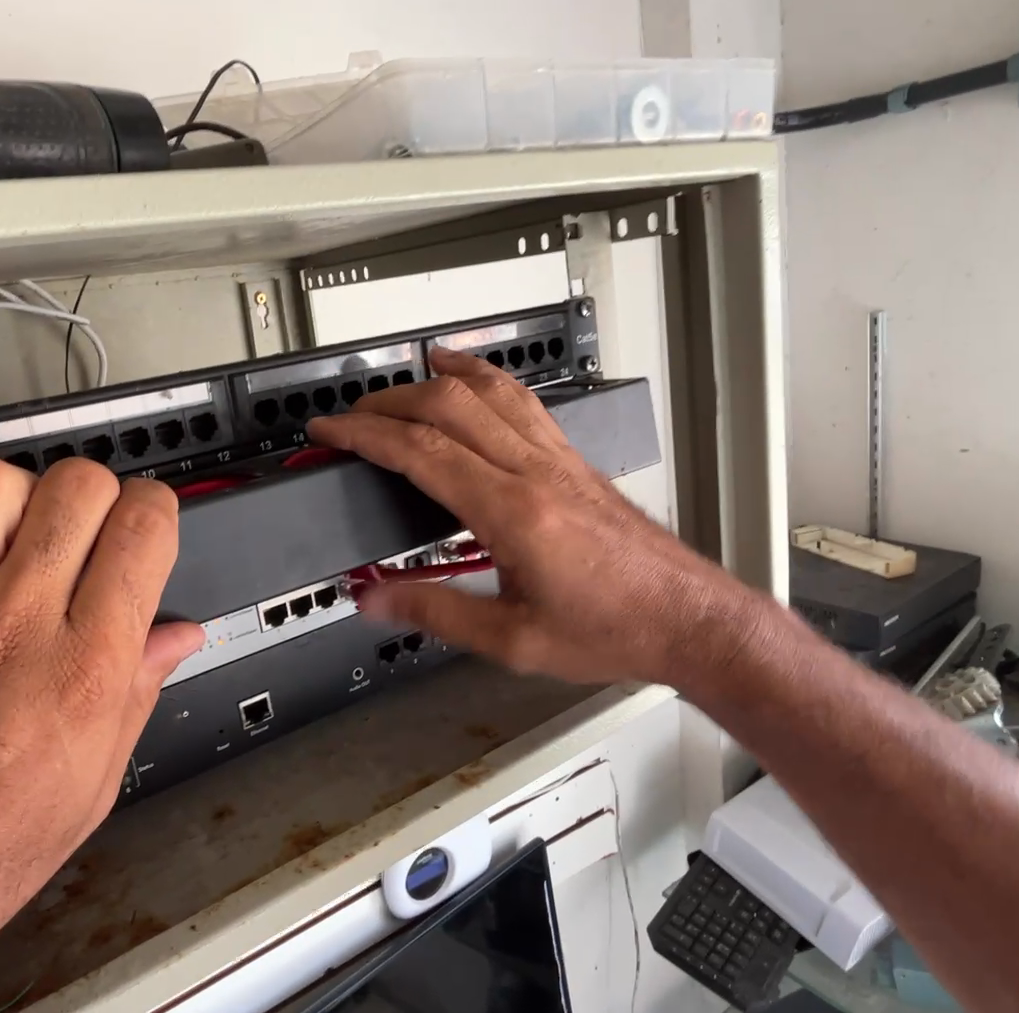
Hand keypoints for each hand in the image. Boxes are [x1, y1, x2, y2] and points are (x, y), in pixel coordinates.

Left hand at [0, 457, 201, 1012]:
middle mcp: (11, 628)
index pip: (143, 530)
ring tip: (16, 534)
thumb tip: (176, 638)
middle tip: (91, 532)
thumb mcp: (88, 793)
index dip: (156, 511)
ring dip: (12, 495)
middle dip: (97, 494)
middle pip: (75, 487)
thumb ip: (138, 695)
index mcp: (82, 673)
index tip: (148, 526)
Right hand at [309, 346, 768, 688]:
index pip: (421, 451)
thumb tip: (374, 600)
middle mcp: (535, 471)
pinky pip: (523, 401)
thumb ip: (436, 611)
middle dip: (388, 403)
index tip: (331, 429)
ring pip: (488, 391)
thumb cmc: (613, 629)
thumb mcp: (512, 641)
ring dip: (437, 379)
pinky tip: (476, 376)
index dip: (365, 434)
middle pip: (447, 406)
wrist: (687, 619)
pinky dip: (488, 379)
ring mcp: (557, 459)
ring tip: (404, 376)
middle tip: (352, 416)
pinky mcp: (572, 460)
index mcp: (513, 512)